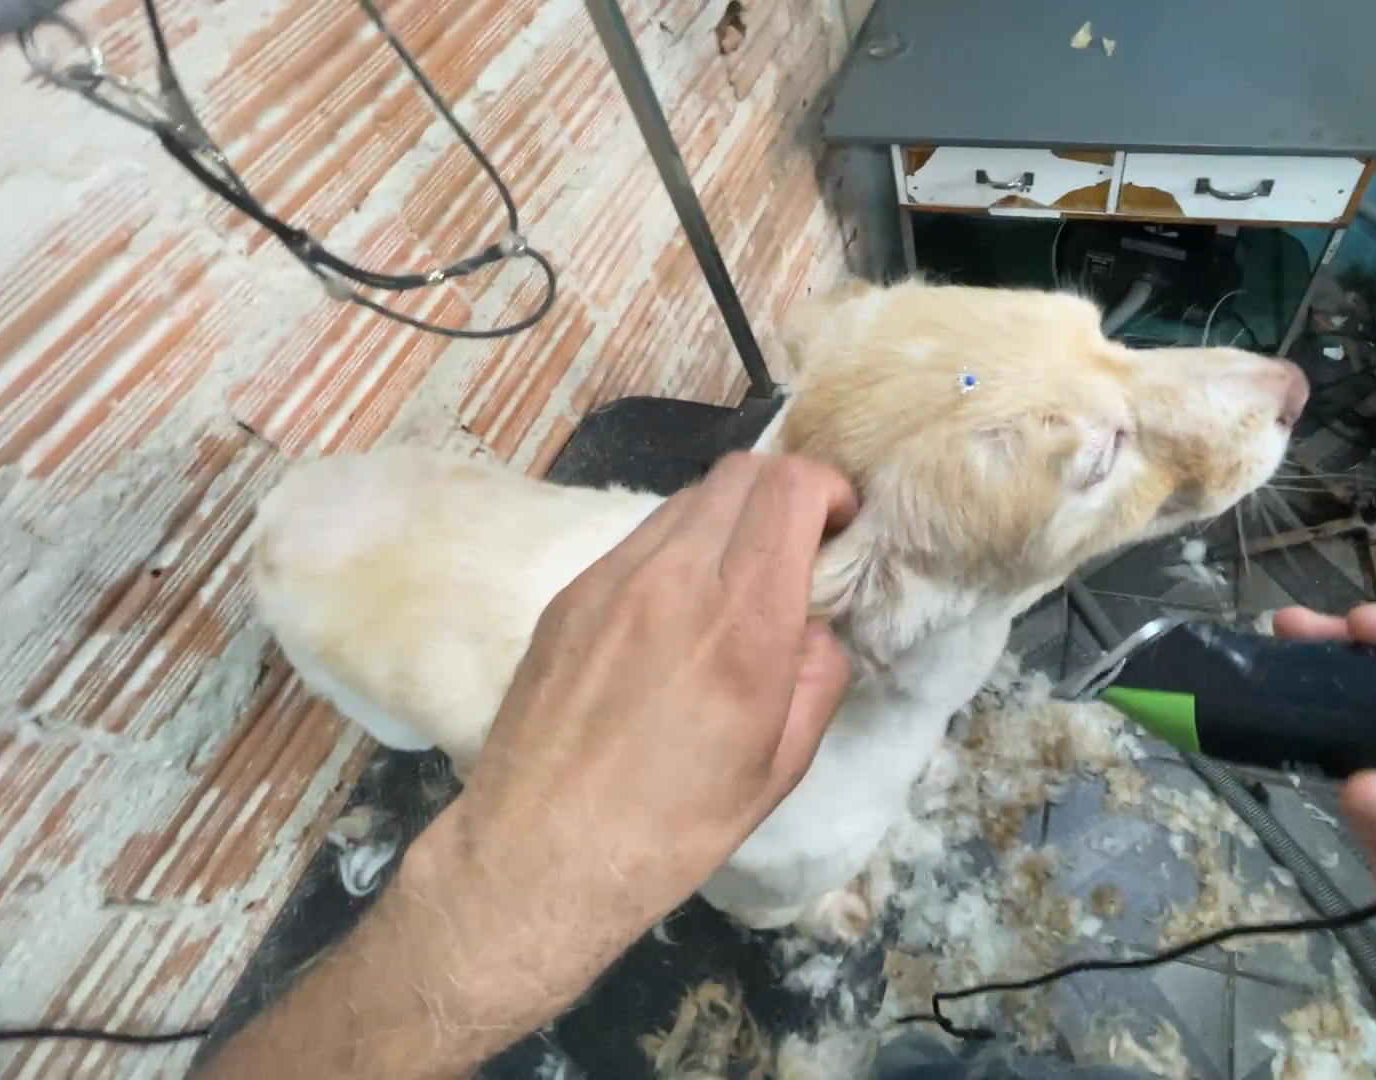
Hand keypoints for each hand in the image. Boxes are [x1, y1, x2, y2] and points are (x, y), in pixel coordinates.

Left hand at [202, 453, 855, 1079]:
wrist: (536, 857)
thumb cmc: (677, 825)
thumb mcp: (784, 764)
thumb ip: (820, 672)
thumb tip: (810, 622)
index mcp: (743, 621)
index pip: (790, 488)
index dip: (828, 488)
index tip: (839, 527)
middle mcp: (676, 577)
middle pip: (744, 471)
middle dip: (788, 491)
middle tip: (797, 545)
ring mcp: (612, 577)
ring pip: (693, 496)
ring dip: (735, 517)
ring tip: (736, 577)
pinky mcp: (572, 590)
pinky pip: (646, 535)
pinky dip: (684, 545)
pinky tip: (678, 606)